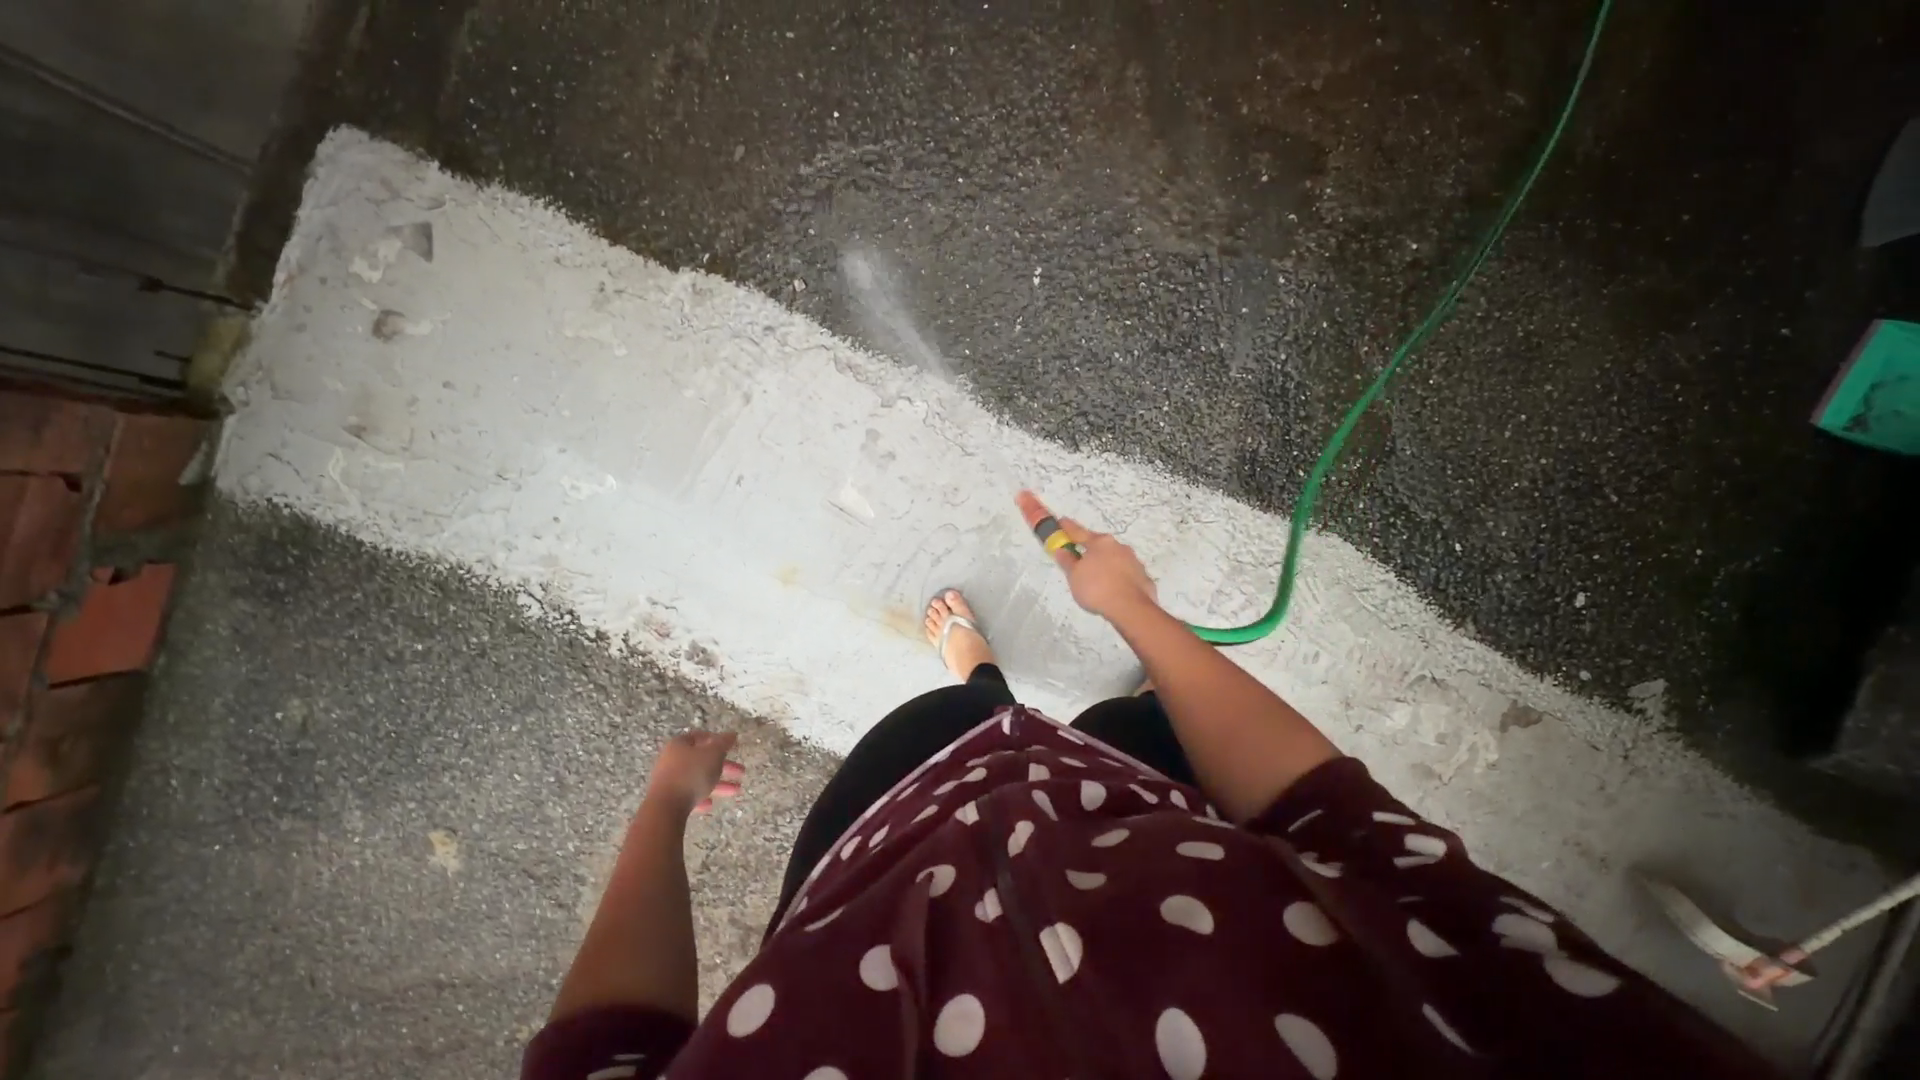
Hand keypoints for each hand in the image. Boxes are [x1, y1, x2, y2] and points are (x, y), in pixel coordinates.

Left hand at [646, 731, 744, 815]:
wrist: (666, 806)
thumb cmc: (691, 773)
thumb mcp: (713, 754)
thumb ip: (724, 743)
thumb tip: (732, 733)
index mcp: (679, 745)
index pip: (699, 737)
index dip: (716, 740)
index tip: (730, 746)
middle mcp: (671, 760)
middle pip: (701, 760)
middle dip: (723, 766)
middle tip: (741, 771)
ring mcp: (668, 780)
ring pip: (697, 779)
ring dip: (718, 784)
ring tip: (736, 790)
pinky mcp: (668, 798)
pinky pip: (688, 795)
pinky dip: (701, 798)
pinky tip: (710, 804)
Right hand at [1017, 491, 1159, 620]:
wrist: (1130, 608)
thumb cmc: (1097, 588)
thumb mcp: (1074, 576)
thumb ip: (1067, 561)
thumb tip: (1061, 550)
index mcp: (1100, 543)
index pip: (1079, 532)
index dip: (1068, 528)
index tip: (1061, 521)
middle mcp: (1119, 547)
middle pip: (1100, 546)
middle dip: (1090, 550)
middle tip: (1080, 559)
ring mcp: (1134, 561)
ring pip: (1115, 559)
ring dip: (1106, 565)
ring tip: (1098, 580)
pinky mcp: (1143, 577)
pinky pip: (1126, 574)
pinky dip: (1118, 578)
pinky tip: (1113, 590)